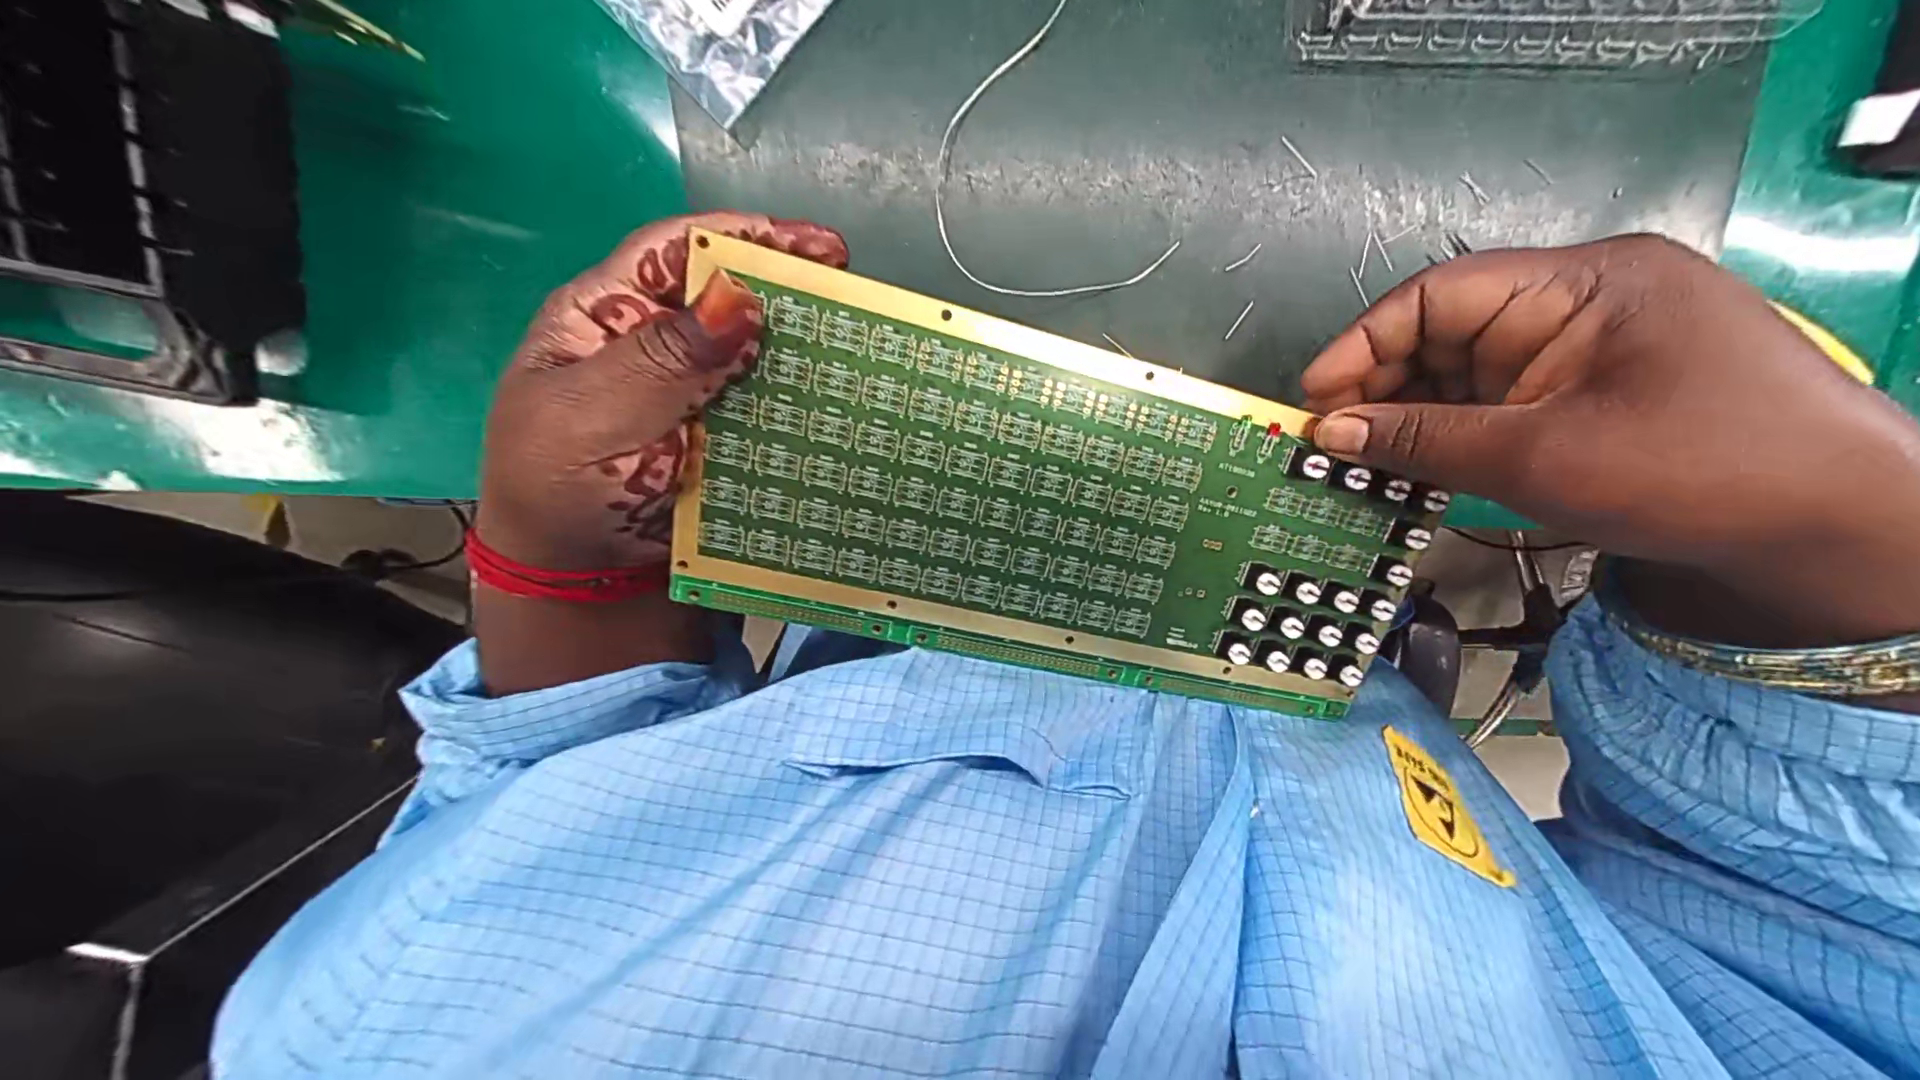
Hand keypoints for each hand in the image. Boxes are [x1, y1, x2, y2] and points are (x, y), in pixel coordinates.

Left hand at [478, 212, 847, 571]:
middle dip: (788, 291)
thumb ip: (659, 360)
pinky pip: (769, 408)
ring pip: (757, 355)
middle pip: (730, 299)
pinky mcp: (727, 437)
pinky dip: (802, 403)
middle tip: (851, 297)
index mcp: (609, 316)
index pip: (678, 254)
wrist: (584, 578)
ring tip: (853, 347)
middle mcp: (660, 346)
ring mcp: (699, 394)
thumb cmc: (560, 491)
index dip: (746, 239)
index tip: (817, 247)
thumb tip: (738, 298)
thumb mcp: (589, 417)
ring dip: (802, 349)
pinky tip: (834, 402)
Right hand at [1300, 235, 1919, 646]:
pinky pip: (1478, 404)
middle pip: (1438, 334)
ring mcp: (1569, 352)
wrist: (1826, 533)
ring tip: (1355, 457)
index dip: (1363, 344)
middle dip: (1377, 387)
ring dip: (1401, 416)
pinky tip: (1400, 462)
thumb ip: (1421, 440)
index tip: (1314, 396)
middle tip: (1330, 438)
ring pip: (1451, 374)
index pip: (1437, 296)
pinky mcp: (1568, 393)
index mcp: (1580, 285)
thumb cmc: (1693, 472)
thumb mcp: (1536, 456)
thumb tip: (1329, 433)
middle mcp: (1570, 306)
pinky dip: (1435, 434)